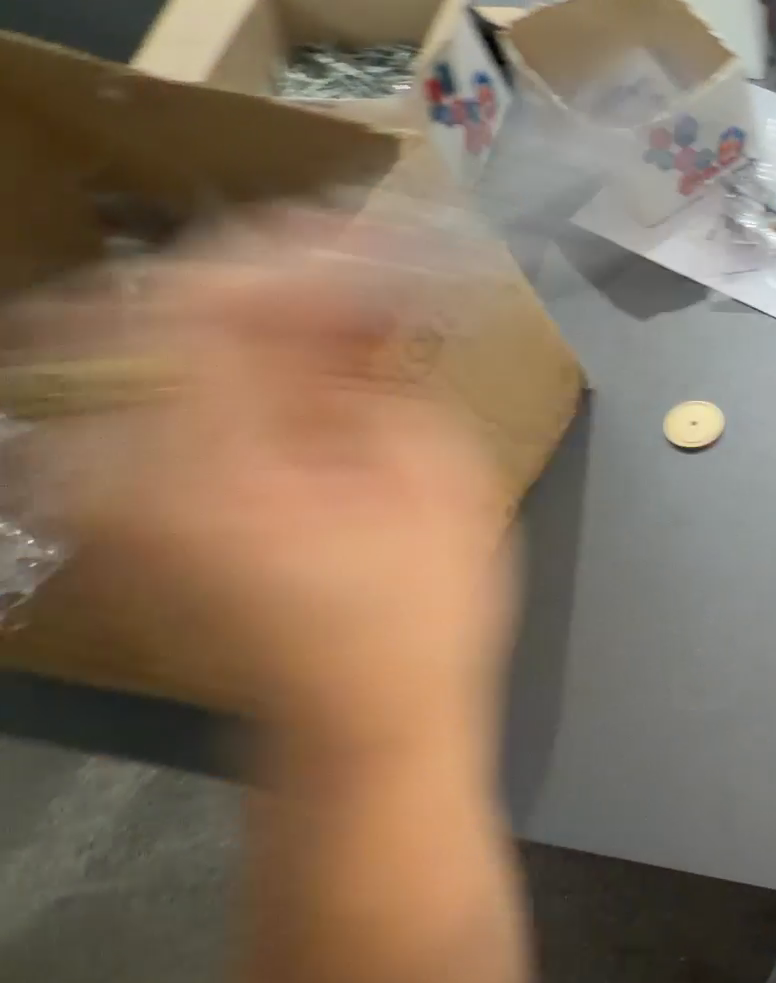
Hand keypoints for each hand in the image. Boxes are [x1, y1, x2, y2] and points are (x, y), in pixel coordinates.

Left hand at [41, 216, 515, 745]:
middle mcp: (124, 465)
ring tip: (363, 325)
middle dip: (282, 281)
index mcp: (200, 464)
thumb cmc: (422, 624)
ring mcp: (118, 488)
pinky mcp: (141, 505)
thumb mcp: (438, 489)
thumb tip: (373, 307)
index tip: (393, 241)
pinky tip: (325, 375)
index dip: (308, 255)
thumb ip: (391, 381)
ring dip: (270, 323)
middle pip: (170, 311)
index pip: (211, 300)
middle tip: (376, 282)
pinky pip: (176, 399)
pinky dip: (250, 371)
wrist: (369, 730)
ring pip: (168, 349)